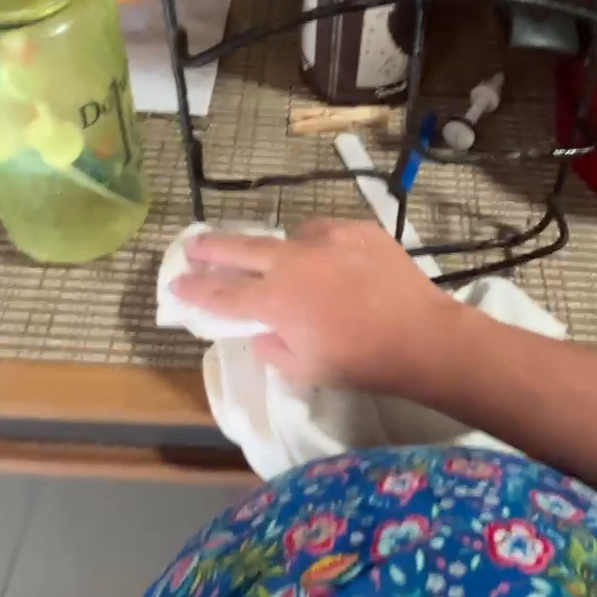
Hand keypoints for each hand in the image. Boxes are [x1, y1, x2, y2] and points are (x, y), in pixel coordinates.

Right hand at [169, 219, 465, 392]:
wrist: (421, 336)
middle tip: (191, 246)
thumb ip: (271, 346)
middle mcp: (293, 261)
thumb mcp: (304, 368)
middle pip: (239, 250)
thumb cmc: (360, 362)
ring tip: (285, 265)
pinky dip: (317, 247)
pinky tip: (329, 262)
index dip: (194, 290)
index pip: (222, 294)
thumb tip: (260, 330)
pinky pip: (324, 234)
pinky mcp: (356, 229)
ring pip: (287, 238)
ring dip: (276, 251)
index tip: (176, 283)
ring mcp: (326, 239)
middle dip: (210, 249)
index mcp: (275, 300)